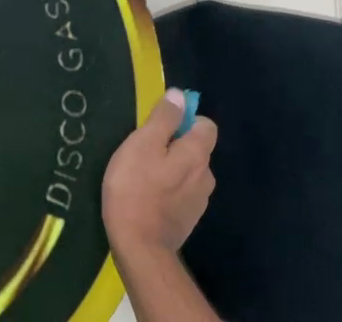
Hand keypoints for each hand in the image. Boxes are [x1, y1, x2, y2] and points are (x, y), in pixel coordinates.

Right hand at [102, 88, 218, 254]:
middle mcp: (205, 176)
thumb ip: (163, 118)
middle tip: (143, 149)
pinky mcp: (188, 218)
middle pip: (196, 148)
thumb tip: (179, 96)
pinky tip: (147, 194)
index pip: (206, 125)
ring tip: (142, 173)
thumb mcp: (142, 143)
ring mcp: (199, 200)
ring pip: (187, 170)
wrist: (139, 245)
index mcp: (196, 154)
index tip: (158, 124)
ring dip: (170, 167)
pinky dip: (168, 187)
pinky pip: (181, 191)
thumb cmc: (135, 187)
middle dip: (174, 143)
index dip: (184, 118)